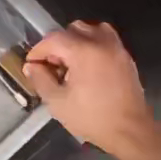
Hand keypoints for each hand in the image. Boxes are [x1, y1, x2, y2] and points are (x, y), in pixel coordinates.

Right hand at [23, 21, 160, 159]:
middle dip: (58, 44)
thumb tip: (31, 66)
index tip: (31, 65)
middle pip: (73, 29)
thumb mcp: (57, 102)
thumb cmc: (91, 118)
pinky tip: (87, 67)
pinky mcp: (125, 57)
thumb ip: (41, 80)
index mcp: (84, 51)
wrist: (129, 130)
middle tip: (52, 66)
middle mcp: (102, 42)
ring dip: (77, 41)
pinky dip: (92, 45)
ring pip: (92, 30)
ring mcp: (117, 48)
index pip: (54, 39)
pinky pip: (106, 40)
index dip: (38, 50)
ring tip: (70, 64)